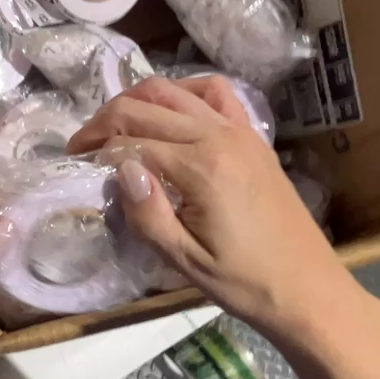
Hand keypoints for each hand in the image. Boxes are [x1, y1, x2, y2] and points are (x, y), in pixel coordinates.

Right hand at [67, 75, 360, 339]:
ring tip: (114, 127)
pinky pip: (214, 94)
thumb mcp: (182, 260)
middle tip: (81, 146)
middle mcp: (219, 137)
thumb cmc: (241, 281)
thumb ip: (146, 212)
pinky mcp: (252, 137)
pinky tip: (167, 110)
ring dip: (136, 101)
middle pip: (146, 107)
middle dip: (105, 121)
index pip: (131, 141)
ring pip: (174, 91)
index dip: (95, 148)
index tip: (74, 162)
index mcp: (201, 169)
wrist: (305, 287)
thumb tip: (119, 168)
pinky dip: (182, 91)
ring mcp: (240, 132)